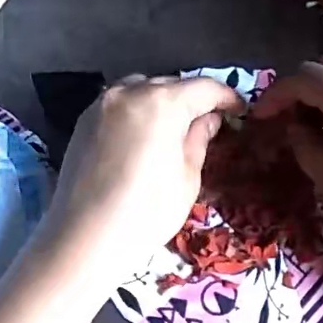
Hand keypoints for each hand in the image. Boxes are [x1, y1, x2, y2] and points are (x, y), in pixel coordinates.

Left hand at [39, 74, 244, 285]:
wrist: (85, 238)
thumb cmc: (146, 212)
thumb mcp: (187, 178)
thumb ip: (199, 140)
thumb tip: (208, 119)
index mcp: (162, 103)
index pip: (204, 87)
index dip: (227, 96)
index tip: (239, 110)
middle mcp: (129, 92)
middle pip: (171, 84)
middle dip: (193, 99)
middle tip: (208, 122)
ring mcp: (102, 104)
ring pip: (142, 89)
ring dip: (163, 101)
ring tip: (175, 127)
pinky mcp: (83, 121)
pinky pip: (120, 104)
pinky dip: (138, 111)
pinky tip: (144, 137)